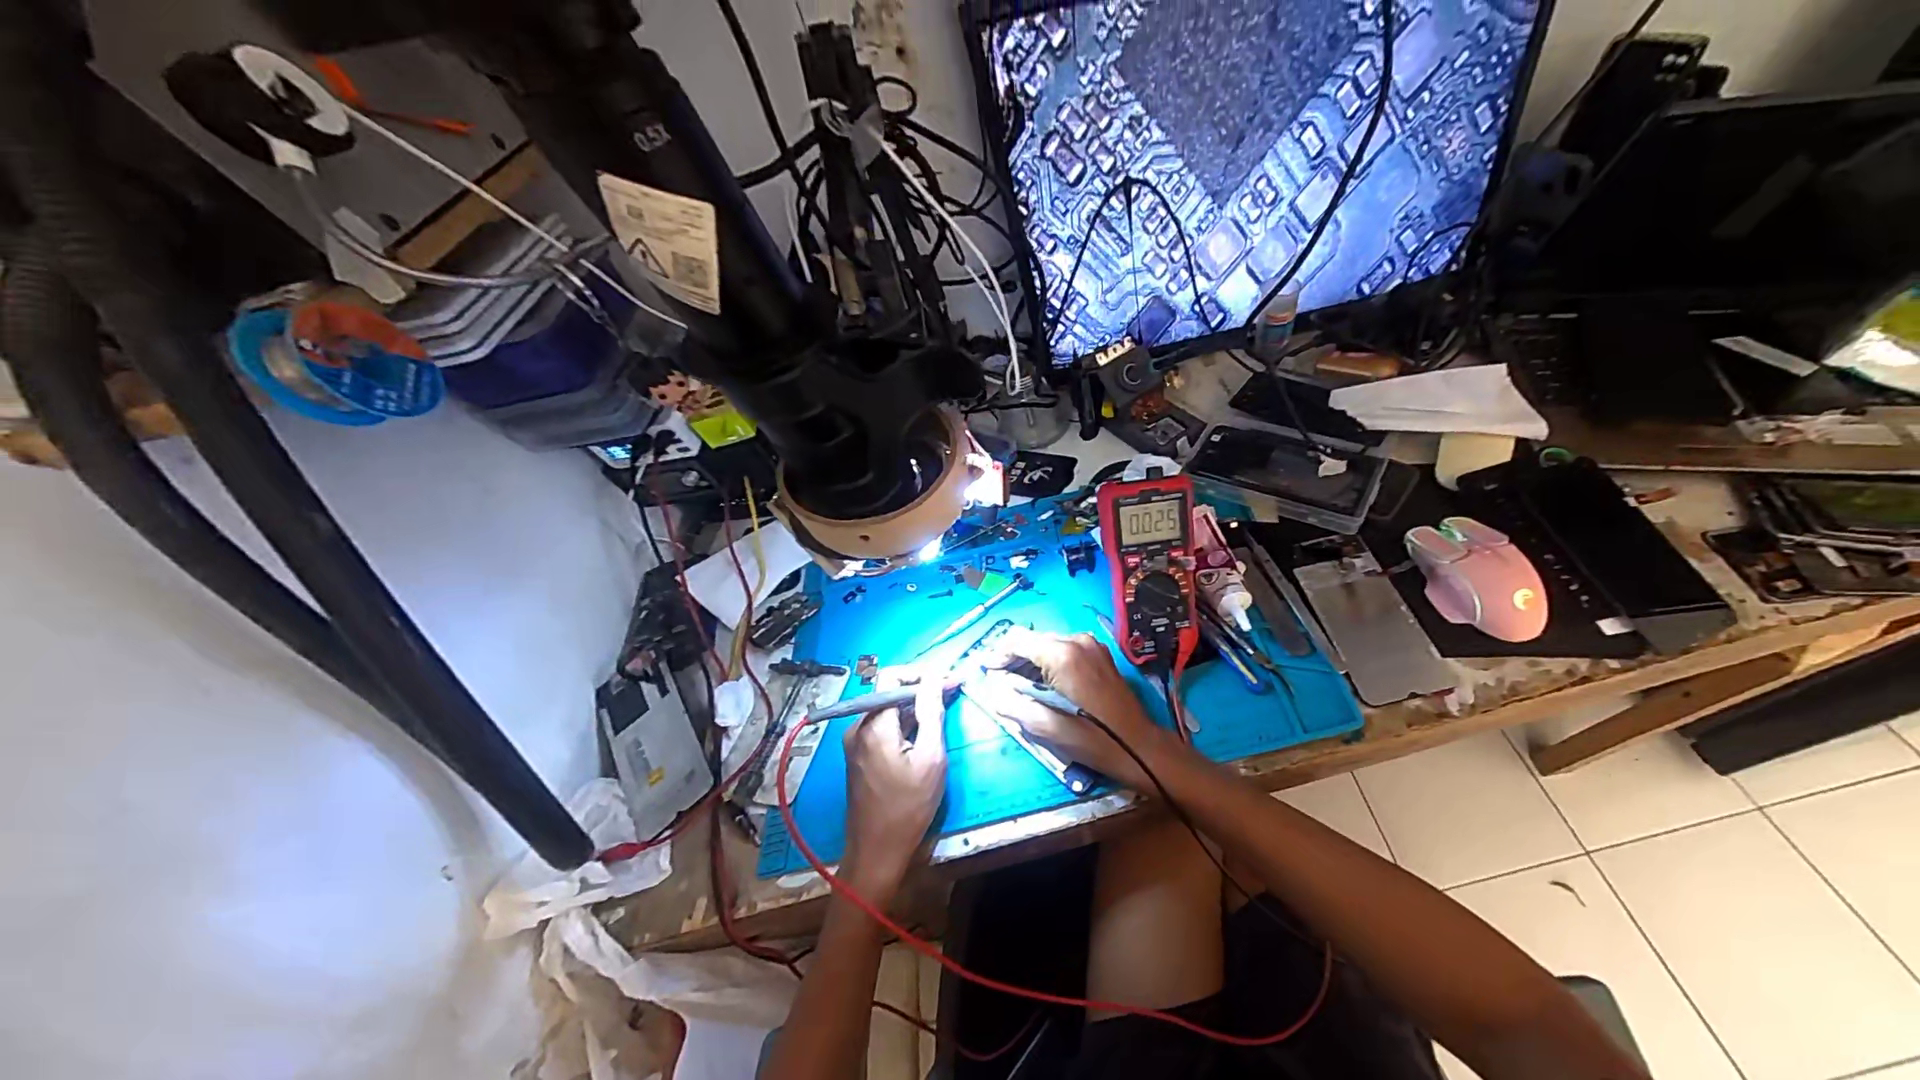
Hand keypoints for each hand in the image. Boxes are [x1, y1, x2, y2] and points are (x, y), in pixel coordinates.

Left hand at [840, 680, 946, 905]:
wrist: (876, 851)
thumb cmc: (908, 807)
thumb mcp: (931, 758)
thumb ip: (931, 713)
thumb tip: (934, 678)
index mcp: (873, 724)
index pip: (893, 676)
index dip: (923, 673)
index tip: (950, 680)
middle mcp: (857, 726)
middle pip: (889, 691)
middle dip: (920, 688)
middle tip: (950, 693)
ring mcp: (855, 741)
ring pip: (886, 709)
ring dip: (913, 706)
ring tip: (941, 711)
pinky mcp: (858, 755)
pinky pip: (881, 726)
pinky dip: (903, 723)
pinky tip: (923, 732)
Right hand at [981, 628, 1182, 791]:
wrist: (1140, 746)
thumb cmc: (1093, 739)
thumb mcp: (1047, 728)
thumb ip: (1015, 705)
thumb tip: (995, 692)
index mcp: (1062, 655)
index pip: (1017, 641)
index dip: (998, 655)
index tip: (986, 671)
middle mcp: (1076, 641)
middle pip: (1032, 639)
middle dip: (1013, 657)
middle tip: (1000, 680)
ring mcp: (1091, 645)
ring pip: (1048, 642)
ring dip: (1031, 659)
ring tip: (1020, 683)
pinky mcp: (1100, 654)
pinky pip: (1065, 648)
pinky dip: (1049, 660)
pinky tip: (1045, 681)